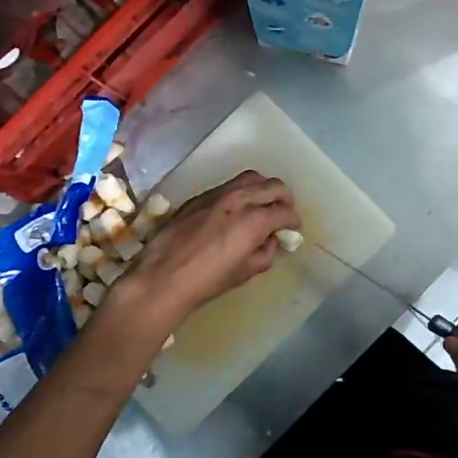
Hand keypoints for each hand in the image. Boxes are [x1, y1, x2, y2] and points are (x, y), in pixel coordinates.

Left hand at [115, 171, 300, 326]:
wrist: (163, 277)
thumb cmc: (209, 280)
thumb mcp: (248, 270)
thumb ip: (267, 250)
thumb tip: (271, 238)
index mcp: (255, 220)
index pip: (285, 212)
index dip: (294, 221)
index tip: (293, 229)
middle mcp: (239, 199)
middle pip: (274, 186)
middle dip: (285, 199)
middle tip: (283, 213)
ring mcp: (218, 194)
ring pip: (252, 178)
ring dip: (264, 189)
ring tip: (262, 204)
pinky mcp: (200, 196)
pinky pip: (229, 185)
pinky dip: (242, 192)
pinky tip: (236, 209)